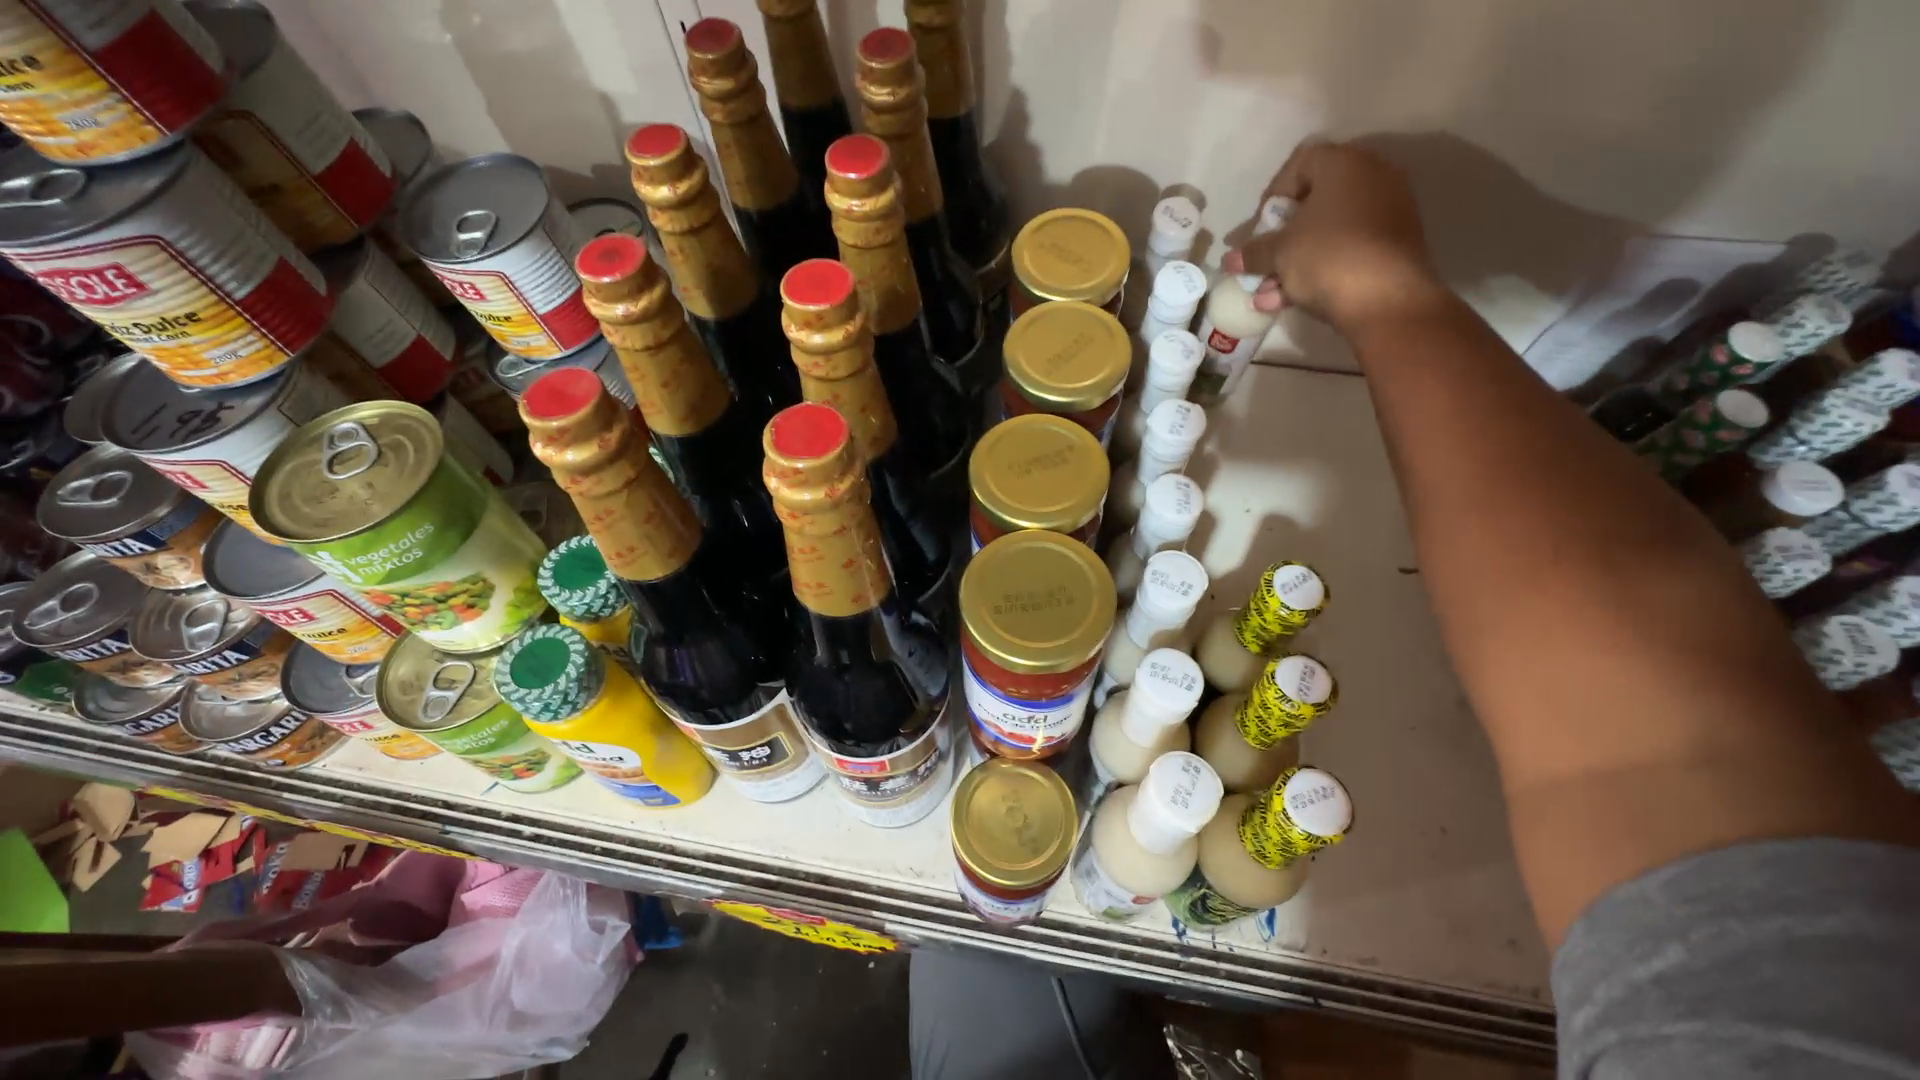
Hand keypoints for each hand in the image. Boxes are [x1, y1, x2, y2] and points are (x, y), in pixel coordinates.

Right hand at [1224, 140, 1449, 337]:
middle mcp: (1373, 176)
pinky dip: (1322, 267)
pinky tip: (1294, 298)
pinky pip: (1350, 247)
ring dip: (1297, 259)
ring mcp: (1390, 209)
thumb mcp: (1279, 253)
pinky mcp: (1397, 243)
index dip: (1272, 196)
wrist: (1387, 300)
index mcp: (1344, 164)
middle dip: (1283, 234)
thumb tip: (1231, 259)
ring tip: (1270, 293)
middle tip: (1264, 260)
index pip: (1300, 164)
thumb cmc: (1327, 258)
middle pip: (1316, 200)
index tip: (1259, 227)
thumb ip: (1254, 252)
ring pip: (1331, 230)